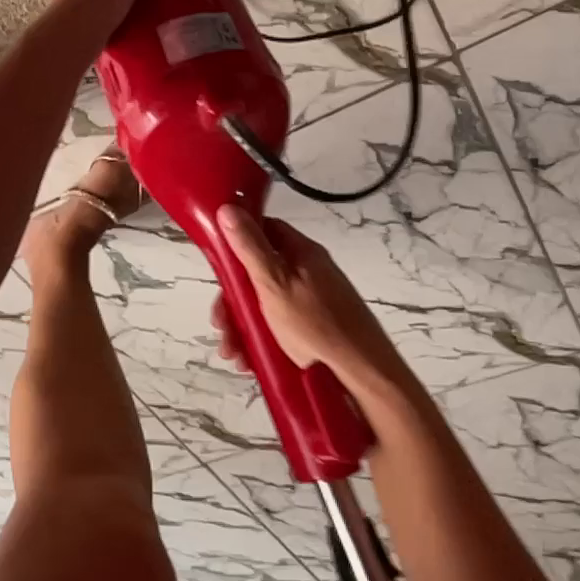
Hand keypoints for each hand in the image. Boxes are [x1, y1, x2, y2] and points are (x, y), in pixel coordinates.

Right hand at [211, 206, 403, 384]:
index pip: (263, 229)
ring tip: (233, 351)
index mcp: (301, 253)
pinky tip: (249, 358)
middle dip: (232, 299)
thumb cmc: (318, 324)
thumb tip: (228, 208)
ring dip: (240, 325)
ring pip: (261, 303)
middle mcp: (305, 272)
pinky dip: (257, 338)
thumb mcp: (274, 282)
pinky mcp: (310, 327)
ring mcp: (309, 300)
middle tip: (221, 323)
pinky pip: (274, 325)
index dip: (236, 239)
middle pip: (256, 272)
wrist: (362, 372)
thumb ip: (249, 247)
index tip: (217, 260)